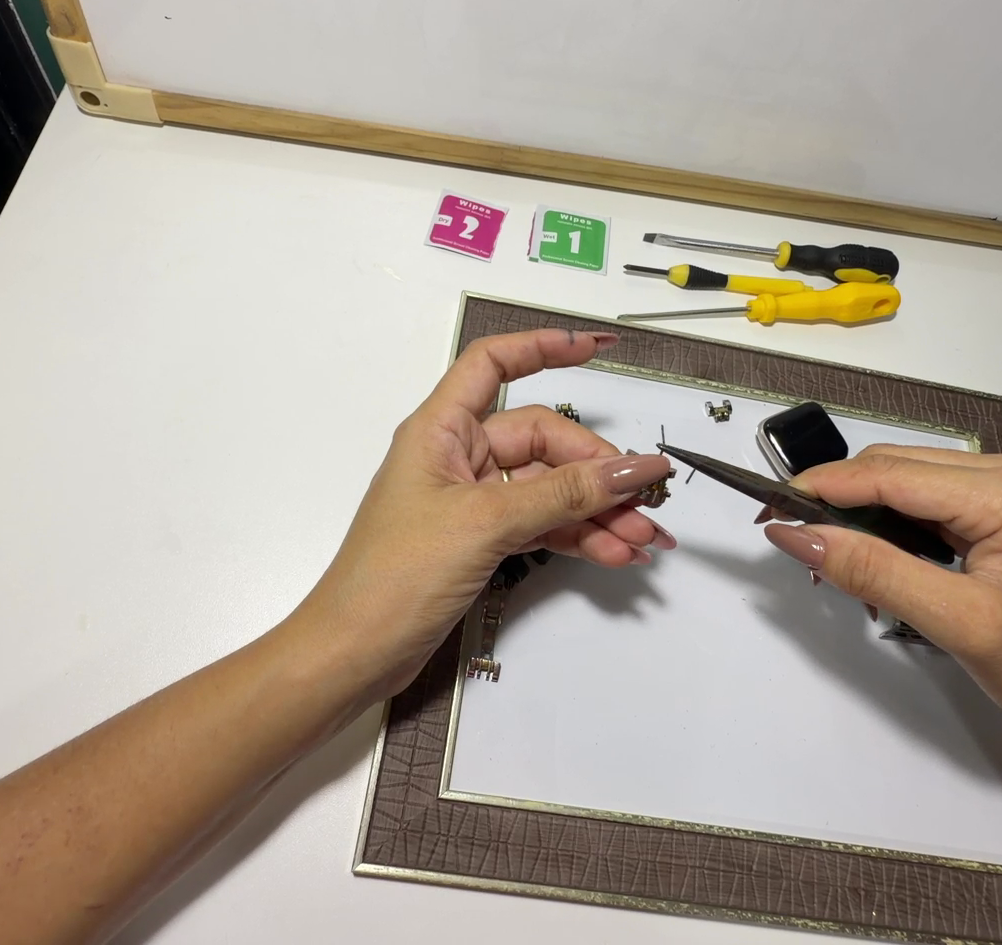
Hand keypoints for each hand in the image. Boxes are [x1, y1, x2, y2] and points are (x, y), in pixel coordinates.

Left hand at [292, 329, 673, 698]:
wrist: (355, 653)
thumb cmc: (397, 576)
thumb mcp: (486, 525)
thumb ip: (563, 495)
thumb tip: (635, 469)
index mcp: (441, 429)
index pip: (492, 364)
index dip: (542, 347)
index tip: (596, 349)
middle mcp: (458, 456)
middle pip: (542, 440)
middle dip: (597, 471)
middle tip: (646, 502)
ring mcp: (473, 500)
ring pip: (549, 488)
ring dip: (597, 511)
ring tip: (645, 538)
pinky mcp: (483, 539)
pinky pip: (542, 523)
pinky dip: (578, 536)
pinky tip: (616, 552)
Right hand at [763, 446, 1001, 739]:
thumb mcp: (955, 622)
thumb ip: (871, 570)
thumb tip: (793, 532)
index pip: (893, 475)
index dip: (824, 488)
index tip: (770, 511)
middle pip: (896, 469)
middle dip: (839, 502)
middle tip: (796, 542)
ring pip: (905, 480)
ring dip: (862, 514)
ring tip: (837, 560)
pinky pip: (926, 496)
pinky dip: (890, 523)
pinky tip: (877, 556)